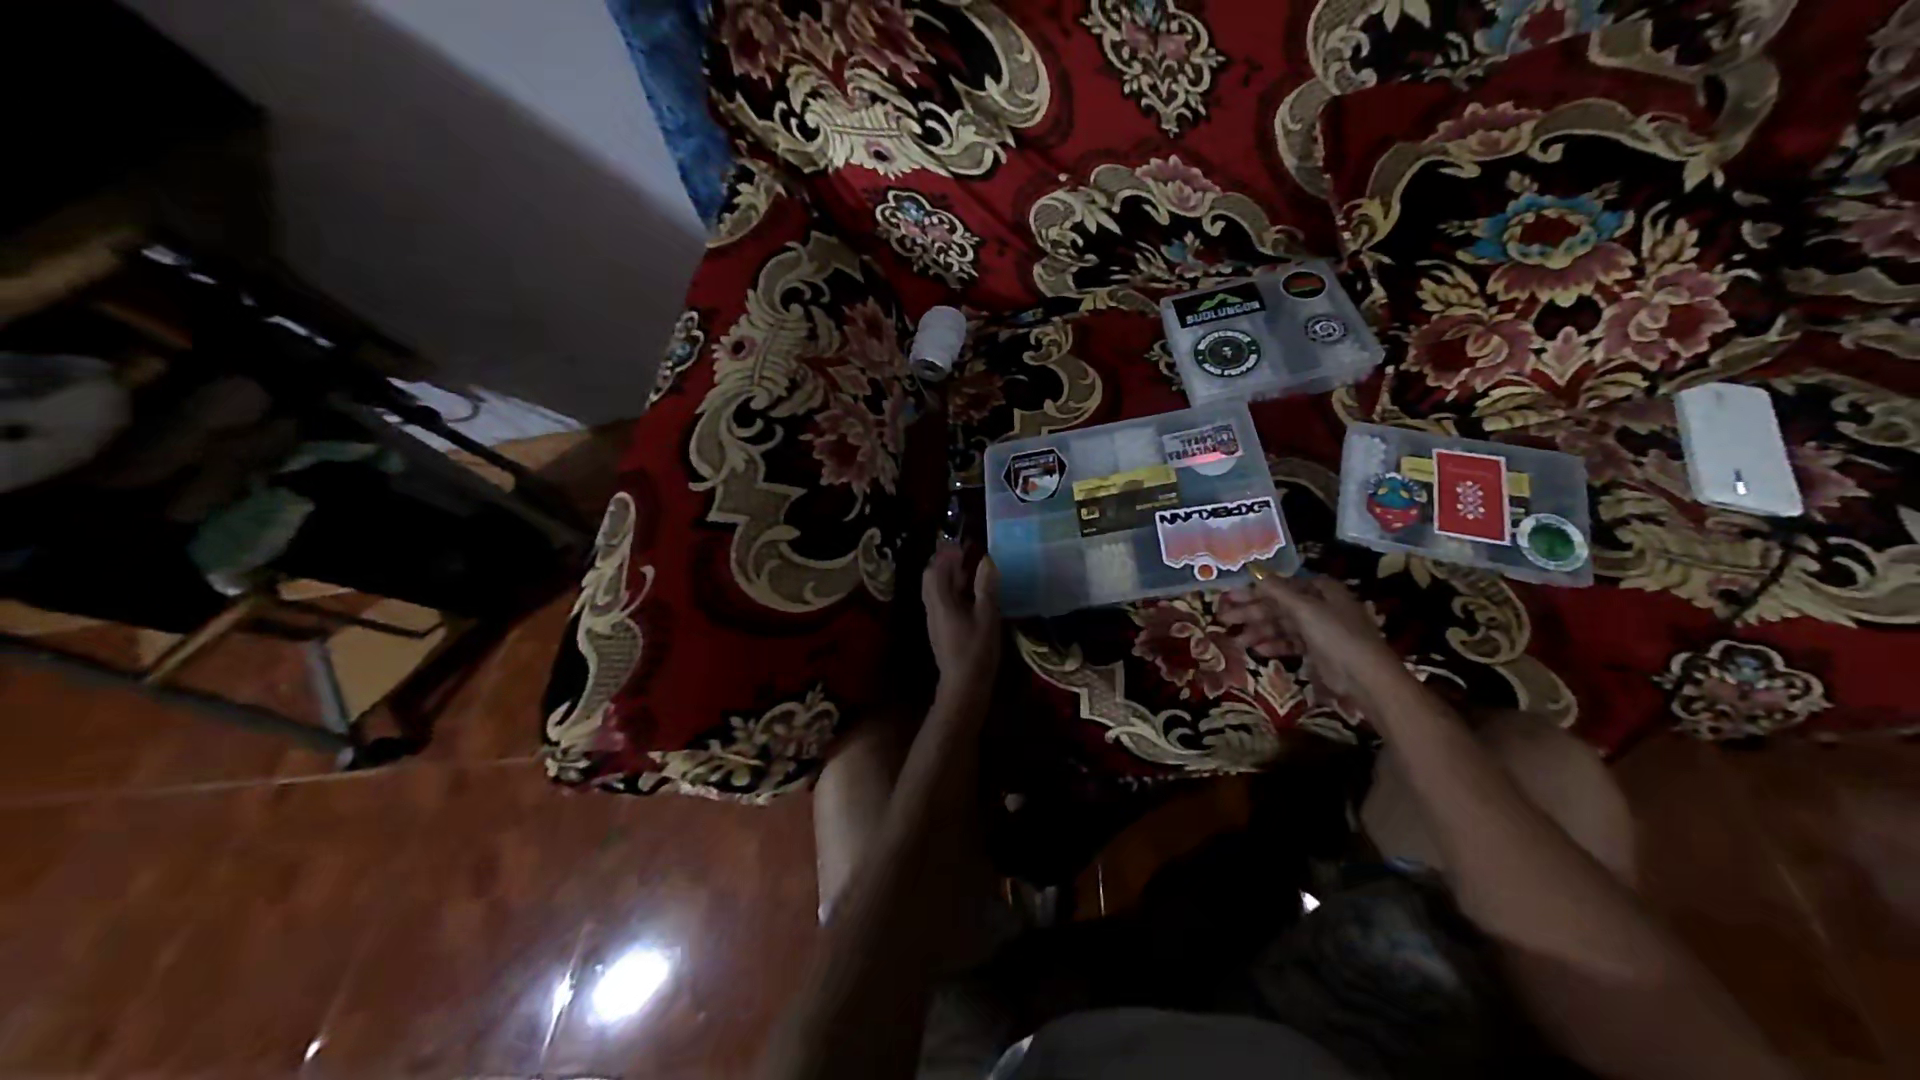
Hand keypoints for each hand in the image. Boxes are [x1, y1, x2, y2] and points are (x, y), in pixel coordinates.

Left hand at [923, 542, 1000, 682]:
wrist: (963, 686)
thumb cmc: (976, 651)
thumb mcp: (987, 617)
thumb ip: (986, 587)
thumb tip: (986, 560)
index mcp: (941, 602)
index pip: (934, 570)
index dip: (946, 555)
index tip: (961, 545)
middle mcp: (932, 608)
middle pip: (931, 579)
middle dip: (944, 564)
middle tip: (964, 555)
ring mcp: (934, 620)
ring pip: (935, 591)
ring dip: (948, 578)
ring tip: (969, 571)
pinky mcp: (940, 630)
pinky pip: (941, 602)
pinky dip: (952, 591)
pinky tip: (969, 595)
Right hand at [1215, 573, 1405, 705]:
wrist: (1365, 678)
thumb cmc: (1336, 635)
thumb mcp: (1304, 609)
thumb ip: (1277, 590)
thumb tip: (1254, 570)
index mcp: (1321, 590)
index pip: (1282, 586)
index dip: (1255, 590)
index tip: (1231, 597)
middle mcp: (1320, 606)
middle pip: (1279, 606)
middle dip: (1251, 612)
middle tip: (1223, 617)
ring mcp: (1319, 629)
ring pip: (1282, 625)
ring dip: (1258, 631)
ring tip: (1236, 640)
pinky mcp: (1317, 650)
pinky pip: (1290, 643)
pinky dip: (1274, 646)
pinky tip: (1257, 651)